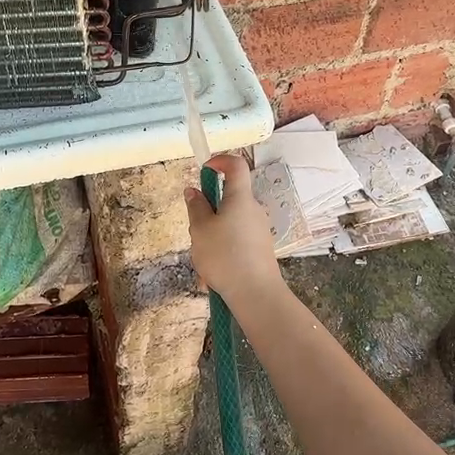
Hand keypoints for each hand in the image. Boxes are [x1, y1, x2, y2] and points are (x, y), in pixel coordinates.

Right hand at [183, 154, 282, 302]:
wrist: (256, 293)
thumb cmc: (225, 256)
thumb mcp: (200, 229)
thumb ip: (196, 207)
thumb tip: (194, 191)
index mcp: (240, 198)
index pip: (236, 165)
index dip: (220, 160)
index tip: (204, 170)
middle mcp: (254, 210)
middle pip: (229, 199)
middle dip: (208, 213)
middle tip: (197, 234)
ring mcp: (259, 230)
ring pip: (229, 224)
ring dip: (213, 238)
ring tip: (204, 264)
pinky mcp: (260, 249)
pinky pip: (236, 242)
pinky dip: (223, 253)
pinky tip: (214, 277)